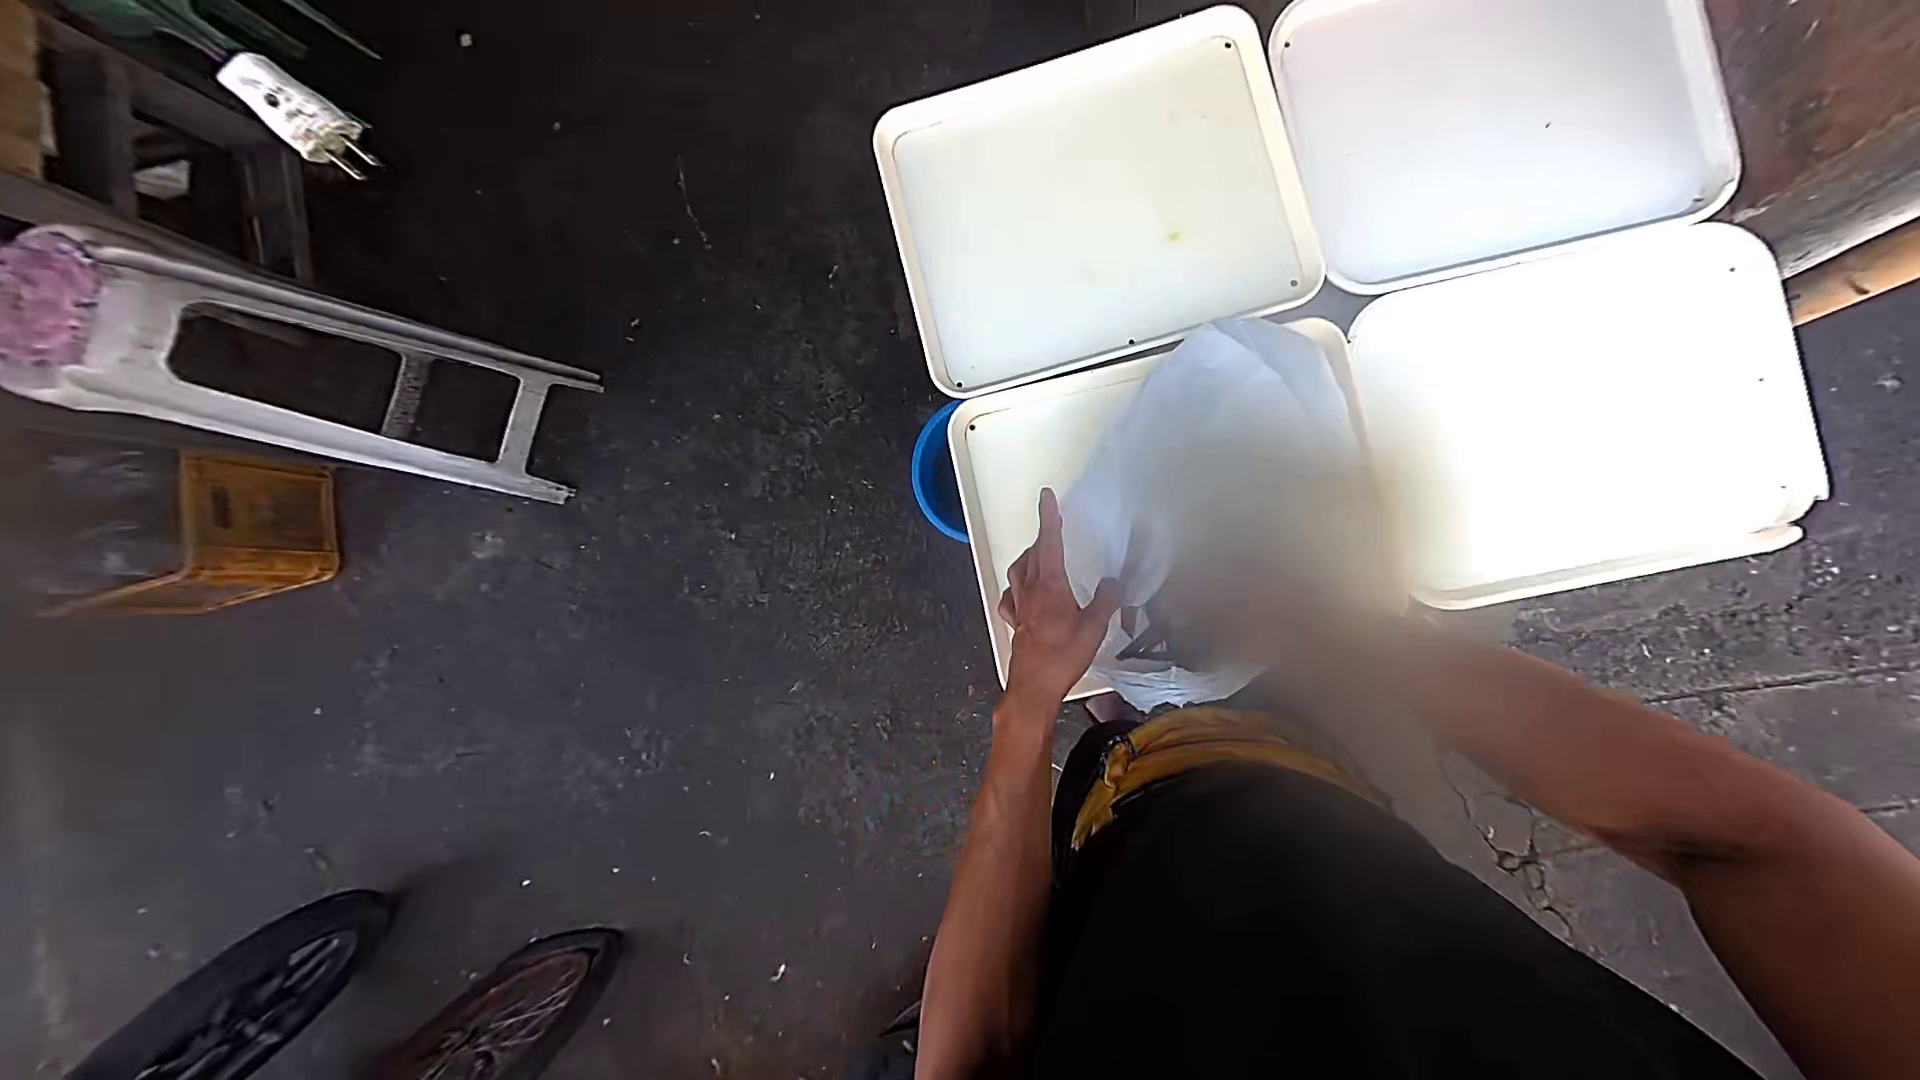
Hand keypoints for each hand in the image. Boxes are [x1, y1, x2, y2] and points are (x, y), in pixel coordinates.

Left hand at [997, 489, 1119, 712]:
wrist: (1034, 685)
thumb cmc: (1063, 657)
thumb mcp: (1094, 627)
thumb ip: (1105, 600)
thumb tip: (1113, 583)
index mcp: (1050, 585)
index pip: (1049, 542)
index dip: (1048, 517)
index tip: (1047, 497)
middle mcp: (1030, 590)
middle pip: (1033, 553)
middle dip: (1043, 535)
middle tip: (1054, 525)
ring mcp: (1019, 606)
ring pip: (1018, 570)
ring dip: (1029, 556)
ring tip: (1040, 553)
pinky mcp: (1015, 621)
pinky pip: (1011, 595)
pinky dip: (1016, 585)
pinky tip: (1022, 590)